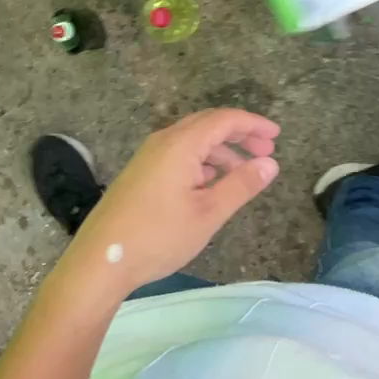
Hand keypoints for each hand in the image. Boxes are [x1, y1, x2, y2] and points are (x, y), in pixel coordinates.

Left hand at [65, 108, 279, 293]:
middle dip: (239, 134)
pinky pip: (180, 153)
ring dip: (221, 150)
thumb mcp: (208, 214)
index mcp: (181, 143)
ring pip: (193, 140)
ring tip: (244, 172)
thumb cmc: (159, 235)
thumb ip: (241, 185)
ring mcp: (150, 155)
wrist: (102, 258)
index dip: (253, 124)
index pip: (224, 119)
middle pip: (208, 124)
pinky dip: (202, 161)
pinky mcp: (142, 171)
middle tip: (267, 151)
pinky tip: (212, 183)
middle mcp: (164, 140)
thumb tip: (270, 163)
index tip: (276, 136)